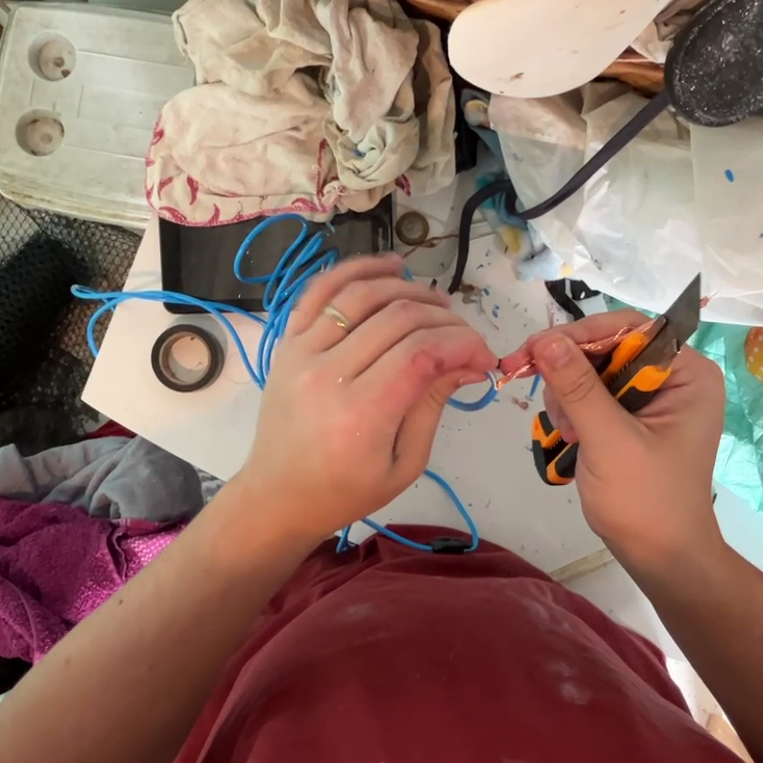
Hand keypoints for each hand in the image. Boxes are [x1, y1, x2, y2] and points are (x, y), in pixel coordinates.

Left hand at [230, 254, 497, 544]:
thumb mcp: (404, 463)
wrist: (279, 496)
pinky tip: (391, 266)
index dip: (462, 344)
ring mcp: (301, 352)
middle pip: (399, 318)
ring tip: (438, 303)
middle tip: (466, 339)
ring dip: (409, 289)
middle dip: (446, 321)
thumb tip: (470, 361)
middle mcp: (328, 374)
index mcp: (361, 414)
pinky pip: (321, 291)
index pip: (422, 352)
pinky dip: (357, 270)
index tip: (484, 358)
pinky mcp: (287, 342)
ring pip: (363, 295)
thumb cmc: (346, 491)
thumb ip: (433, 404)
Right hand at [499, 310, 725, 565]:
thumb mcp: (608, 439)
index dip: (580, 335)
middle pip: (609, 348)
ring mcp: (654, 398)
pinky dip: (573, 409)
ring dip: (569, 395)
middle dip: (571, 372)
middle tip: (545, 399)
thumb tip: (546, 340)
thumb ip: (577, 387)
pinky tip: (570, 435)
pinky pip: (594, 394)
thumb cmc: (645, 499)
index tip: (535, 350)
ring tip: (566, 432)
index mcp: (688, 374)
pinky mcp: (634, 417)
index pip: (629, 329)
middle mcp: (675, 377)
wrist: (660, 556)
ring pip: (594, 370)